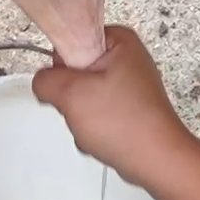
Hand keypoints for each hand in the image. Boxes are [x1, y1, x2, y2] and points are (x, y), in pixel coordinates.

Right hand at [31, 26, 198, 185]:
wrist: (157, 161)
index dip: (61, 64)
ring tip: (95, 123)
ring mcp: (129, 82)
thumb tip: (42, 81)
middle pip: (76, 68)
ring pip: (84, 92)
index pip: (71, 38)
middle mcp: (127, 57)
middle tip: (83, 105)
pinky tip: (102, 135)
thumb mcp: (70, 94)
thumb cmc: (127, 124)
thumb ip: (45, 80)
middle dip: (71, 94)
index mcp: (119, 40)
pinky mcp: (129, 105)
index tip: (67, 82)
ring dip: (81, 113)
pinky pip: (97, 109)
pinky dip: (94, 124)